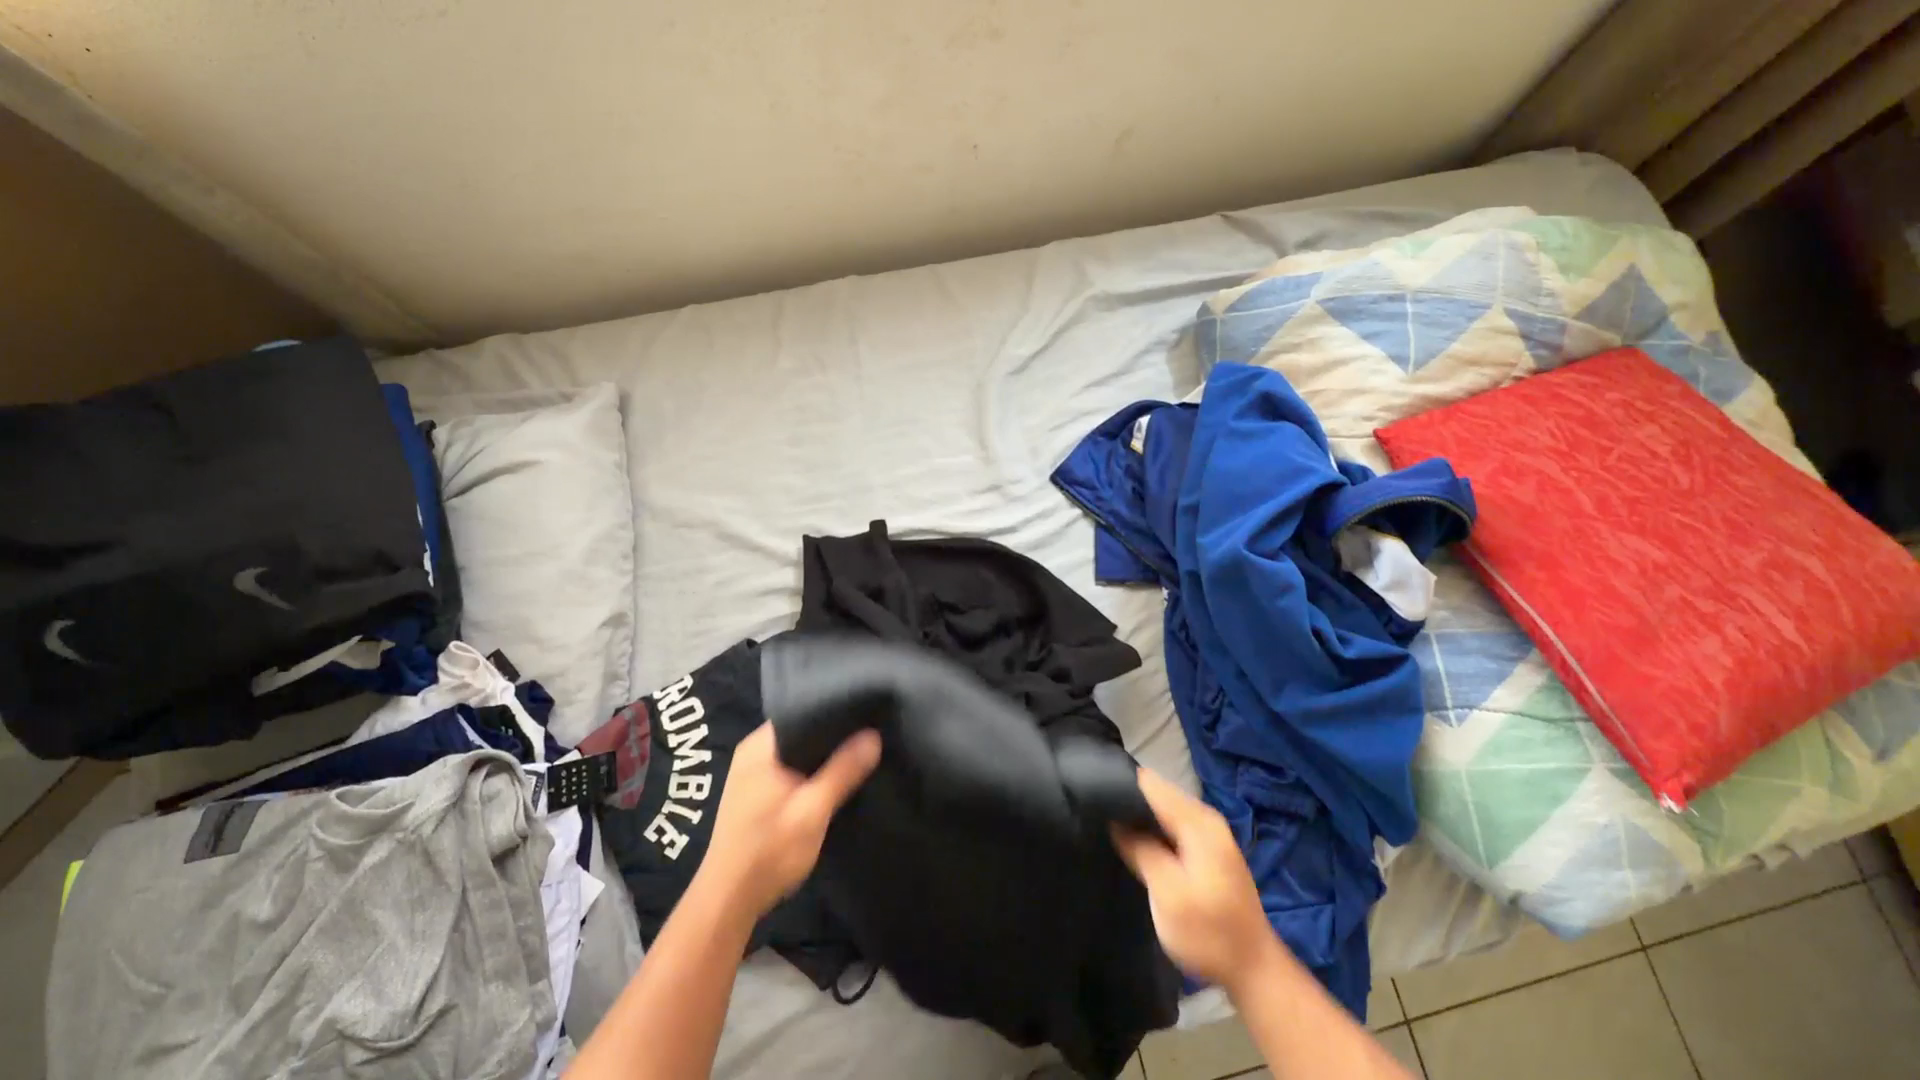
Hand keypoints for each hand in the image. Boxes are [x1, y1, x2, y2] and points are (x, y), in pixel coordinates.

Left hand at [692, 721, 882, 919]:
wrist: (731, 899)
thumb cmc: (769, 851)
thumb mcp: (812, 811)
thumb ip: (842, 772)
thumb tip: (874, 735)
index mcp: (760, 746)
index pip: (804, 710)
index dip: (837, 710)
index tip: (871, 711)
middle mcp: (754, 751)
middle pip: (804, 730)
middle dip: (836, 734)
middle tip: (875, 731)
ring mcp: (754, 772)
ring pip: (800, 751)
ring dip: (826, 755)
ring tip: (864, 749)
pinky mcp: (759, 791)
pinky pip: (794, 768)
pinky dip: (814, 771)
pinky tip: (839, 776)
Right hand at [1111, 767, 1288, 990]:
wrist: (1252, 970)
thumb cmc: (1209, 933)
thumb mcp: (1169, 893)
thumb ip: (1142, 850)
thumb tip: (1115, 820)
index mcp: (1199, 823)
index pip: (1151, 785)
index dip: (1120, 787)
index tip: (1090, 794)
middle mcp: (1206, 821)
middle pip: (1158, 795)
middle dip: (1127, 803)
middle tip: (1092, 814)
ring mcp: (1209, 837)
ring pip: (1163, 813)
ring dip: (1138, 819)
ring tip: (1103, 826)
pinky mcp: (1206, 854)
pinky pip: (1171, 829)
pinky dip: (1152, 833)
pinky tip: (1131, 845)